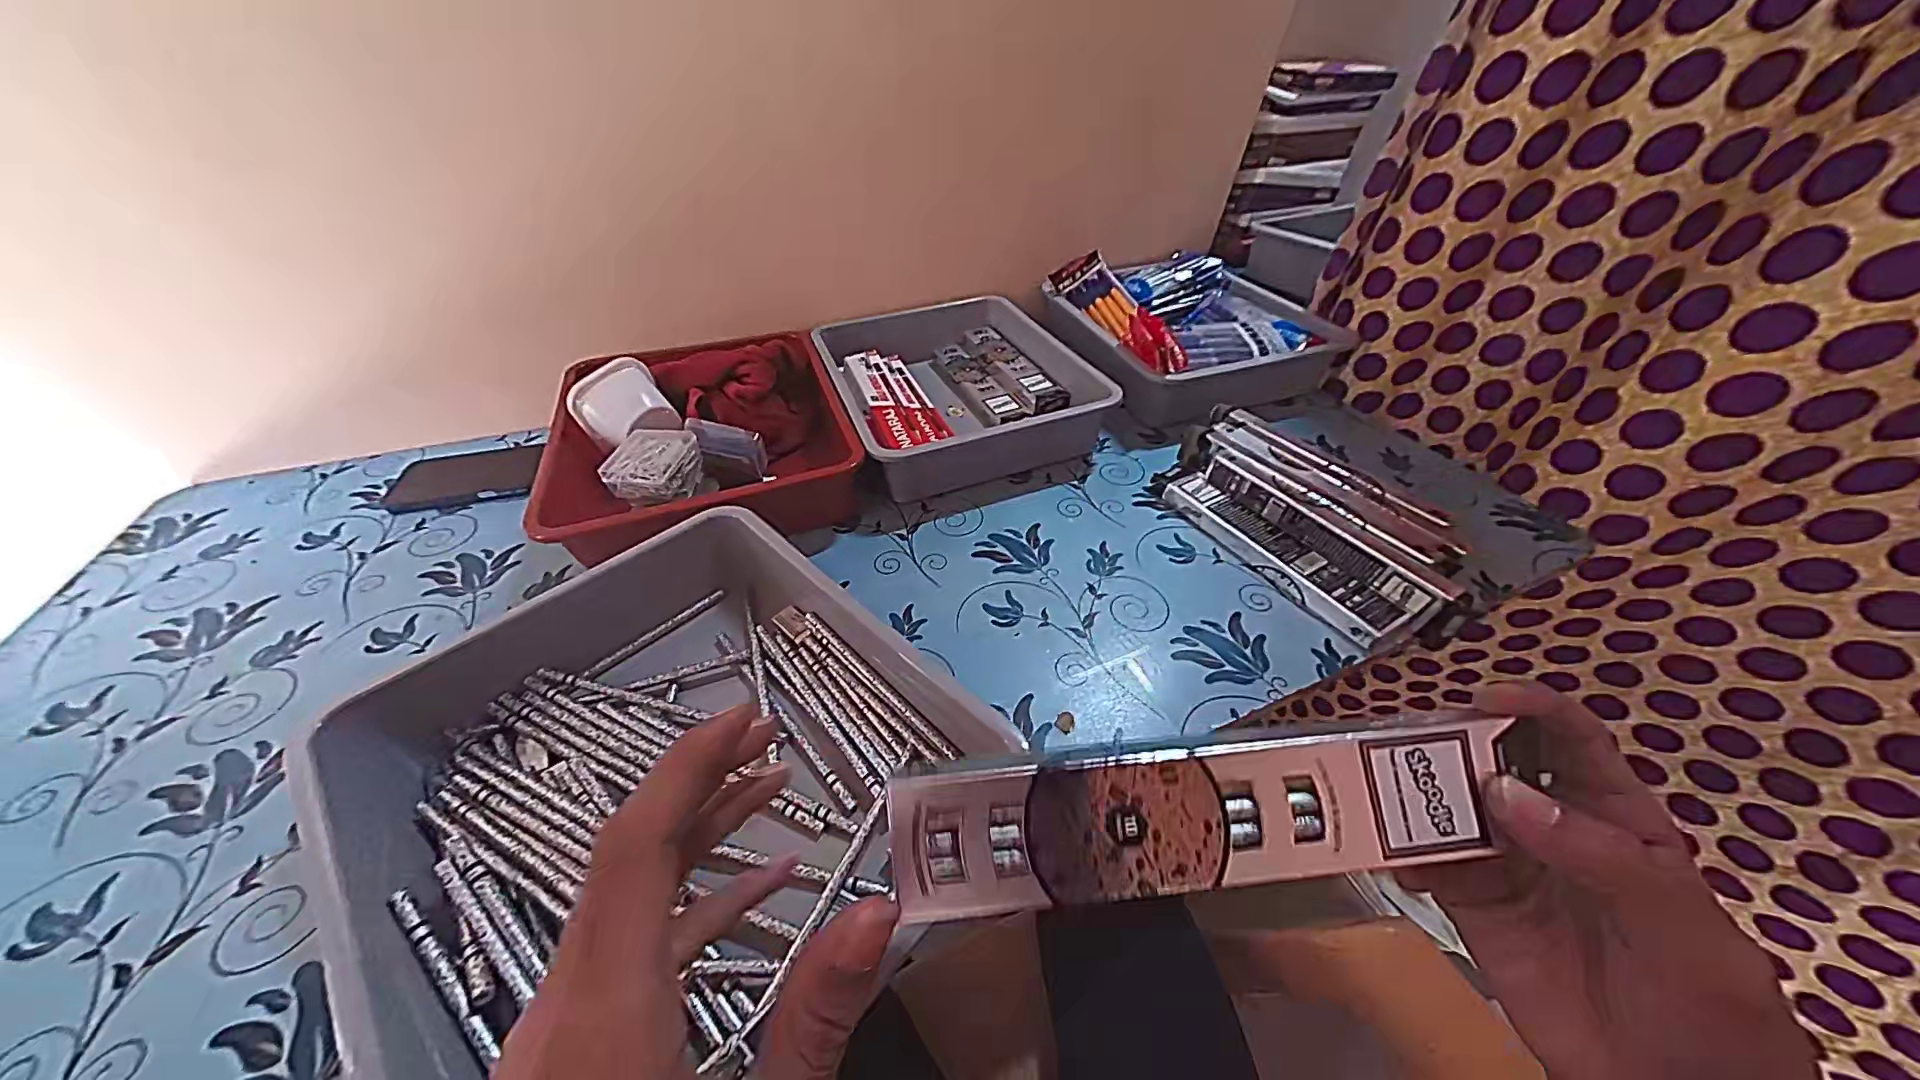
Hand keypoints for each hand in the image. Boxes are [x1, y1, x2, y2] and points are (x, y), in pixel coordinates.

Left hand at [494, 705, 899, 1079]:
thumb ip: (817, 1015)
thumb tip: (877, 911)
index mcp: (604, 1011)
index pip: (635, 844)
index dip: (689, 765)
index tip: (743, 718)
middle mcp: (563, 1006)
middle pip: (627, 856)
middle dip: (703, 785)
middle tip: (767, 739)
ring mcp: (557, 1033)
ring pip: (626, 898)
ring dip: (701, 838)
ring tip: (770, 792)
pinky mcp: (570, 1053)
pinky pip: (628, 949)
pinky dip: (692, 904)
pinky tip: (758, 890)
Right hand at [1398, 682, 1815, 1079]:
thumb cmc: (1715, 1009)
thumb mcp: (1681, 923)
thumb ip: (1599, 852)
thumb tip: (1507, 792)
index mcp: (1612, 815)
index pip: (1568, 739)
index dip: (1529, 707)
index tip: (1486, 698)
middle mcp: (1548, 826)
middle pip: (1488, 761)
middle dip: (1448, 745)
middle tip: (1413, 745)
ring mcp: (1505, 860)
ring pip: (1446, 805)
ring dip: (1413, 795)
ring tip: (1388, 796)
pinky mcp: (1471, 898)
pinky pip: (1423, 859)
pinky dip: (1399, 850)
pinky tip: (1397, 857)